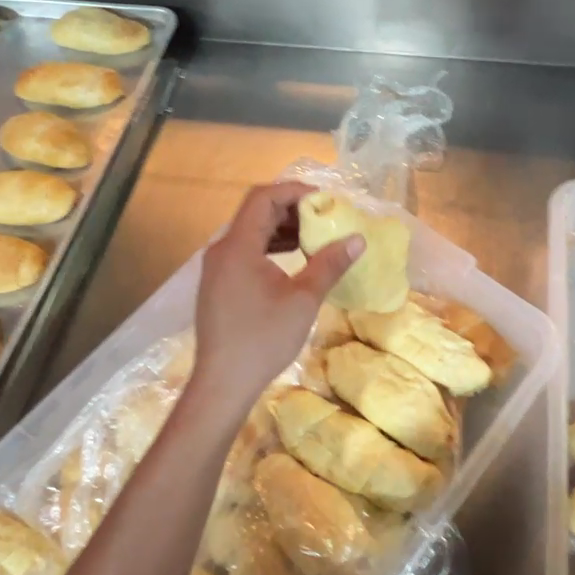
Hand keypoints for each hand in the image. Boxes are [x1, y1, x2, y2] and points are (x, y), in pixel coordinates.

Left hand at [193, 182, 362, 400]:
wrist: (222, 383)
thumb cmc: (263, 339)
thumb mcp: (303, 300)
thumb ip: (329, 264)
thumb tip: (357, 240)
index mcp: (238, 246)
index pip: (263, 198)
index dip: (294, 192)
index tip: (325, 201)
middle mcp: (222, 249)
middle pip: (255, 212)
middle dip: (291, 209)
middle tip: (324, 218)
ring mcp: (216, 268)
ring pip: (249, 232)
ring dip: (280, 228)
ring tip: (313, 238)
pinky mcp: (218, 284)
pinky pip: (244, 251)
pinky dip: (268, 247)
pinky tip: (292, 261)